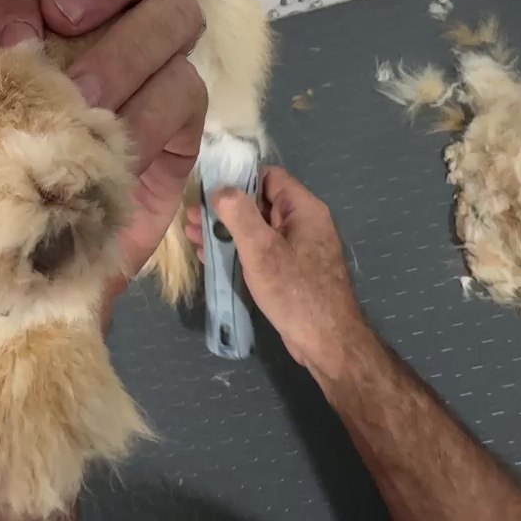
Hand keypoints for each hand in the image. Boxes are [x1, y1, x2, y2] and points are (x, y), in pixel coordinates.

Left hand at [0, 0, 208, 284]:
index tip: (4, 12)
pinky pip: (188, 91)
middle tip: (60, 18)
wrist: (12, 253)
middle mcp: (119, 17)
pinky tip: (103, 147)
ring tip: (74, 100)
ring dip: (122, 52)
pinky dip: (144, 115)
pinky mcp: (183, 125)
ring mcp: (158, 68)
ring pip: (180, 13)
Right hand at [187, 167, 372, 379]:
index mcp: (303, 208)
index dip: (239, 180)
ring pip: (255, 229)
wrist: (327, 344)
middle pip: (258, 203)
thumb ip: (238, 213)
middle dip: (224, 209)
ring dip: (224, 231)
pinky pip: (259, 250)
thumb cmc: (295, 290)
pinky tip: (208, 256)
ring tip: (192, 235)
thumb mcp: (261, 248)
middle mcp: (302, 222)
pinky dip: (236, 250)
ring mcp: (296, 248)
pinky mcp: (290, 270)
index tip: (209, 191)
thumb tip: (220, 190)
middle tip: (192, 217)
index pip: (268, 177)